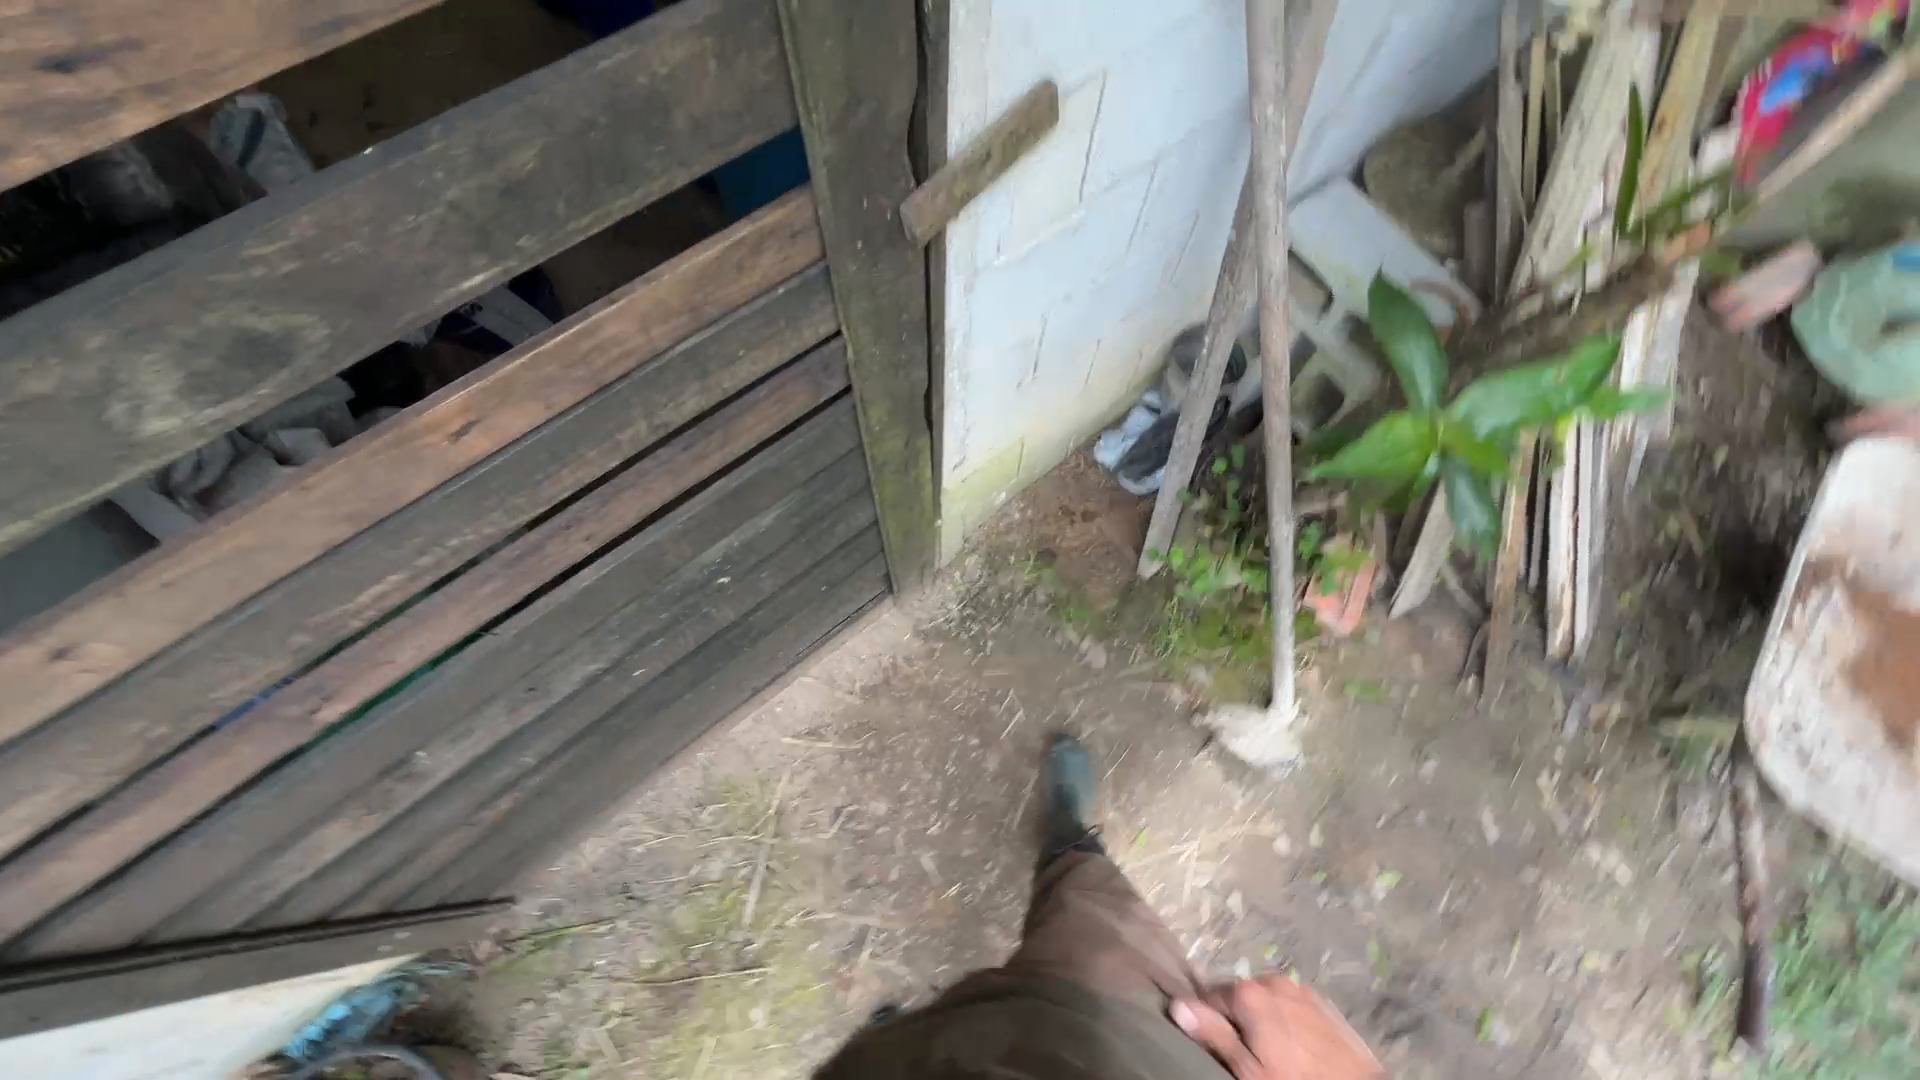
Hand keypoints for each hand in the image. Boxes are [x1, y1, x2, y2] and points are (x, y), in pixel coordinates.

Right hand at [1170, 975, 1383, 1079]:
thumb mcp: (1249, 1070)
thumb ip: (1213, 1033)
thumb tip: (1176, 1004)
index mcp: (1248, 993)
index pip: (1209, 999)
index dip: (1209, 1024)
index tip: (1218, 1050)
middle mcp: (1271, 980)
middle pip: (1239, 997)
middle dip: (1238, 1021)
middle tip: (1248, 1058)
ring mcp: (1301, 989)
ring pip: (1267, 1000)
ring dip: (1263, 1019)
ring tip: (1274, 1055)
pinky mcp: (1323, 1003)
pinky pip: (1292, 1006)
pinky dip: (1287, 1020)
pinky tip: (1297, 1048)